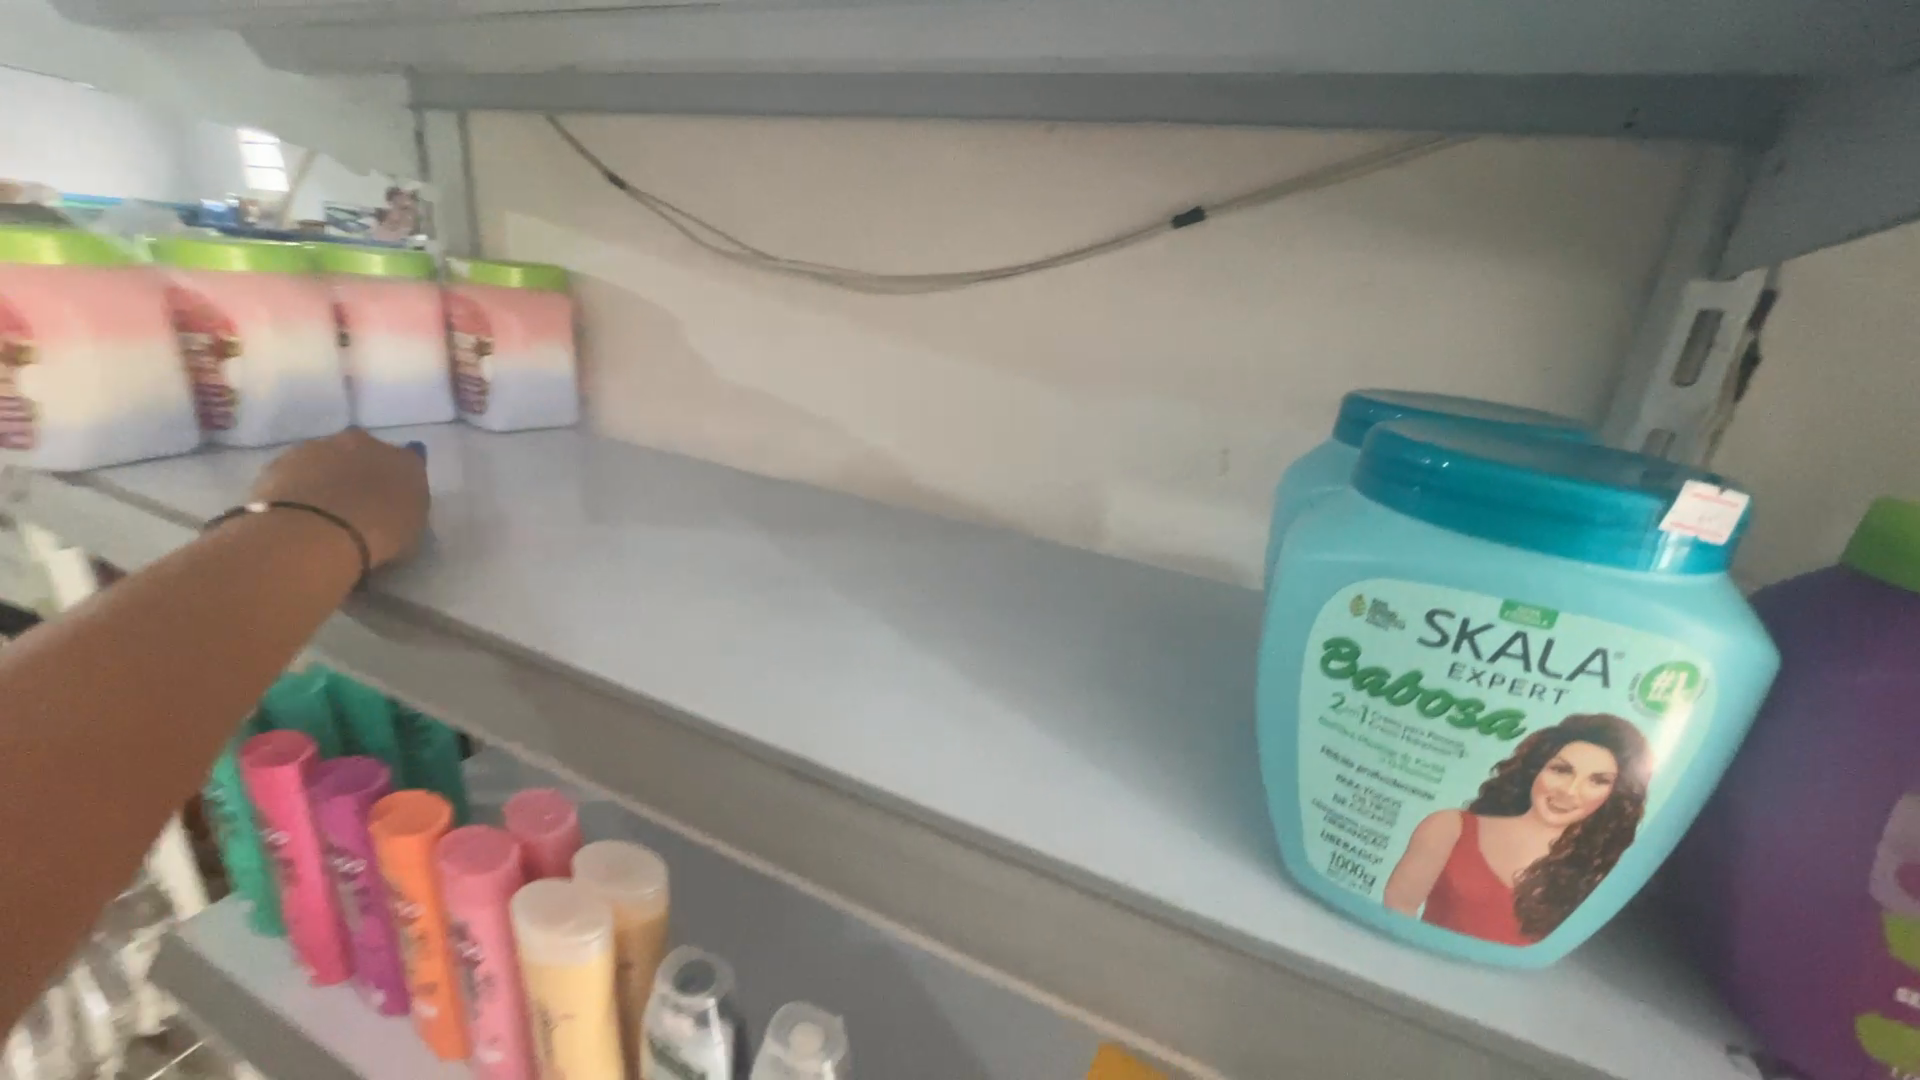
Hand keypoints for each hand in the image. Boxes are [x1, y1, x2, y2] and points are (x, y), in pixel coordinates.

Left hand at [250, 430, 428, 567]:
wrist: (317, 532)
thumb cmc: (380, 534)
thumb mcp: (412, 525)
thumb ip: (406, 505)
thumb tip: (396, 501)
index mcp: (406, 460)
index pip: (411, 458)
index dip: (401, 474)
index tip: (395, 492)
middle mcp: (366, 443)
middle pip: (366, 449)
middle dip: (362, 465)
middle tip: (358, 495)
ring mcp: (321, 447)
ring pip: (328, 455)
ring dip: (328, 473)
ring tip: (323, 505)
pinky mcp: (281, 460)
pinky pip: (295, 469)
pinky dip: (299, 482)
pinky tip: (298, 507)